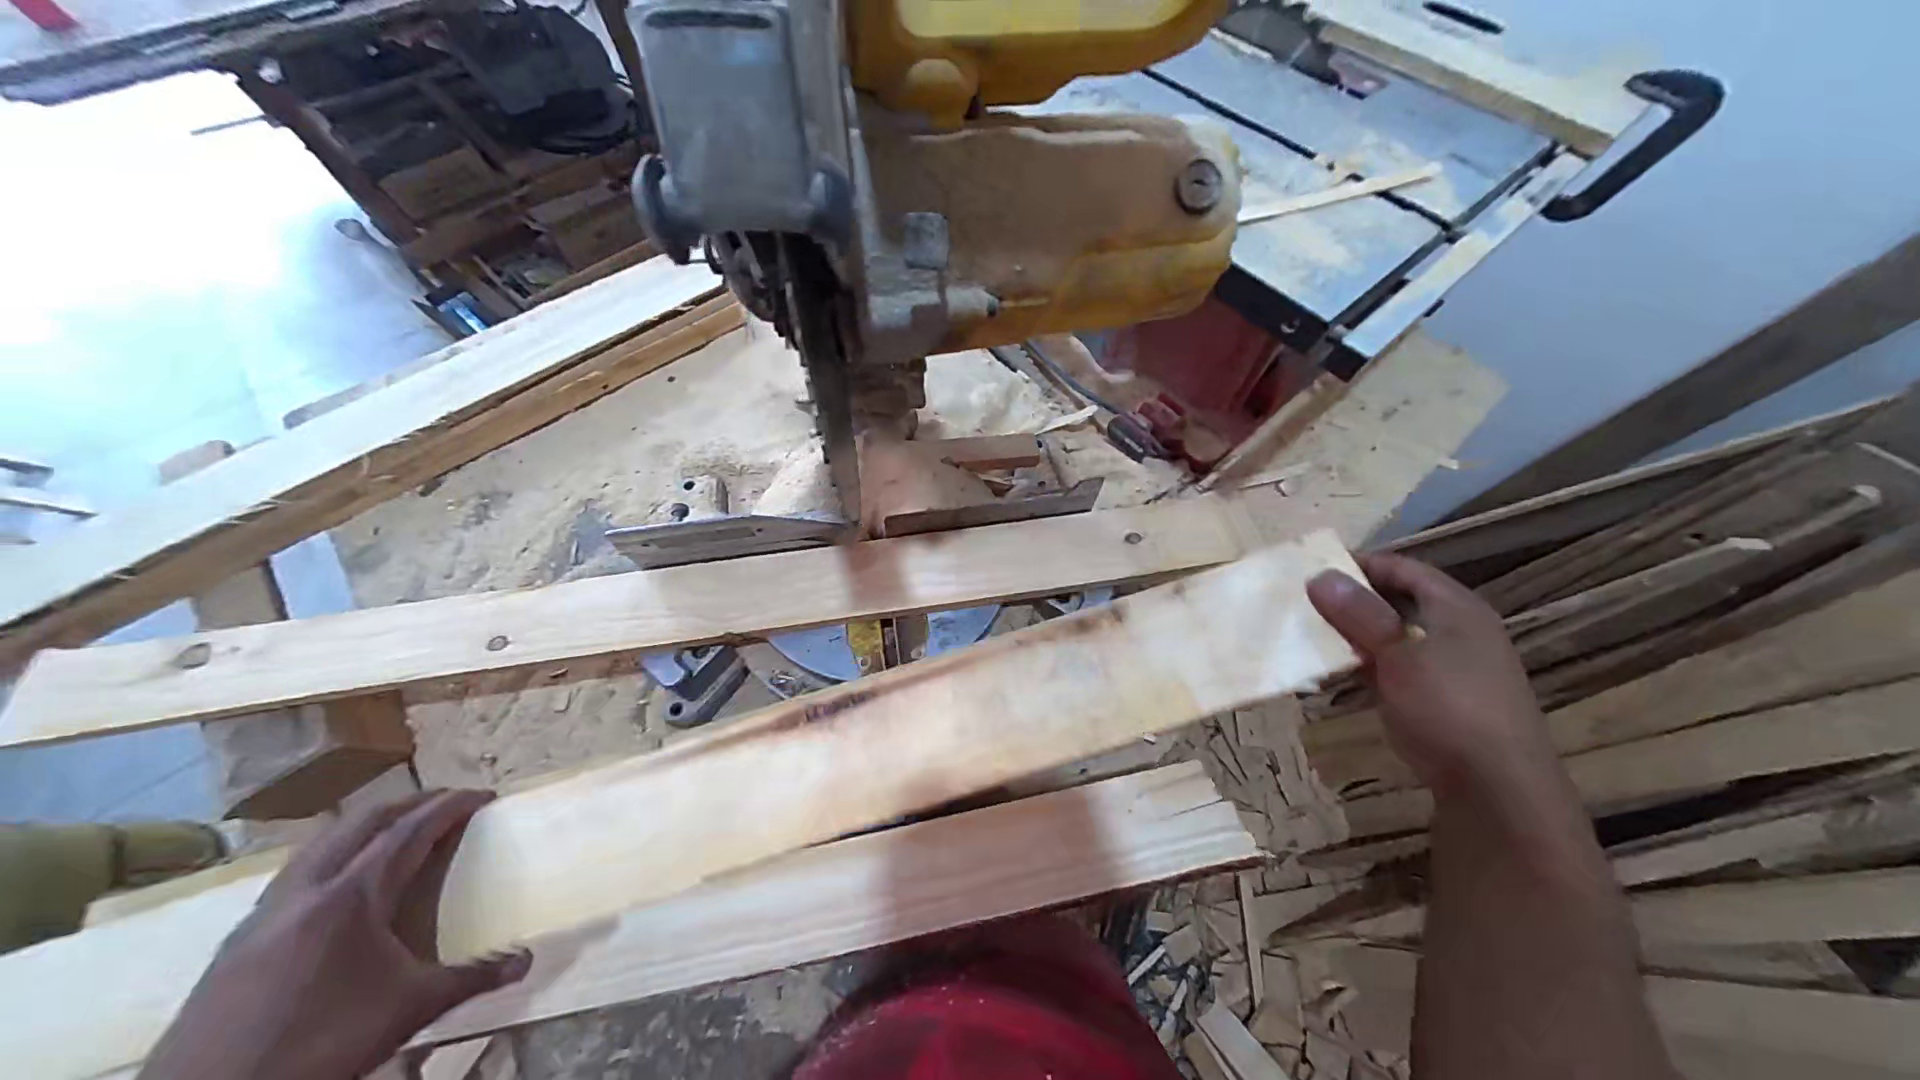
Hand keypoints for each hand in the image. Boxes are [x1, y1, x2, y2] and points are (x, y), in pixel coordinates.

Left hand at [140, 791, 530, 1079]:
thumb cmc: (320, 1045)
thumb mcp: (409, 1010)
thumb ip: (471, 977)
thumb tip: (527, 961)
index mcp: (352, 895)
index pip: (410, 830)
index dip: (450, 806)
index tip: (482, 794)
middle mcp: (307, 890)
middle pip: (362, 822)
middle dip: (409, 803)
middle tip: (446, 801)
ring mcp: (264, 914)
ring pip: (319, 843)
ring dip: (365, 825)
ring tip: (396, 830)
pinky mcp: (237, 941)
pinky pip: (293, 874)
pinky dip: (330, 855)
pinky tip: (338, 884)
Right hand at [1307, 552, 1555, 794]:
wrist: (1496, 789)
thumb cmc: (1448, 707)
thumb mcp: (1397, 654)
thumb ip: (1359, 614)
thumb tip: (1319, 576)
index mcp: (1457, 609)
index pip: (1404, 568)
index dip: (1361, 564)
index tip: (1313, 569)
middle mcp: (1459, 631)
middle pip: (1399, 601)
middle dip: (1353, 601)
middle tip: (1306, 603)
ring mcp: (1453, 668)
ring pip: (1395, 637)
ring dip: (1356, 635)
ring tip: (1312, 637)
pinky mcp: (1442, 701)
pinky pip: (1396, 669)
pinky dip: (1367, 666)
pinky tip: (1338, 676)